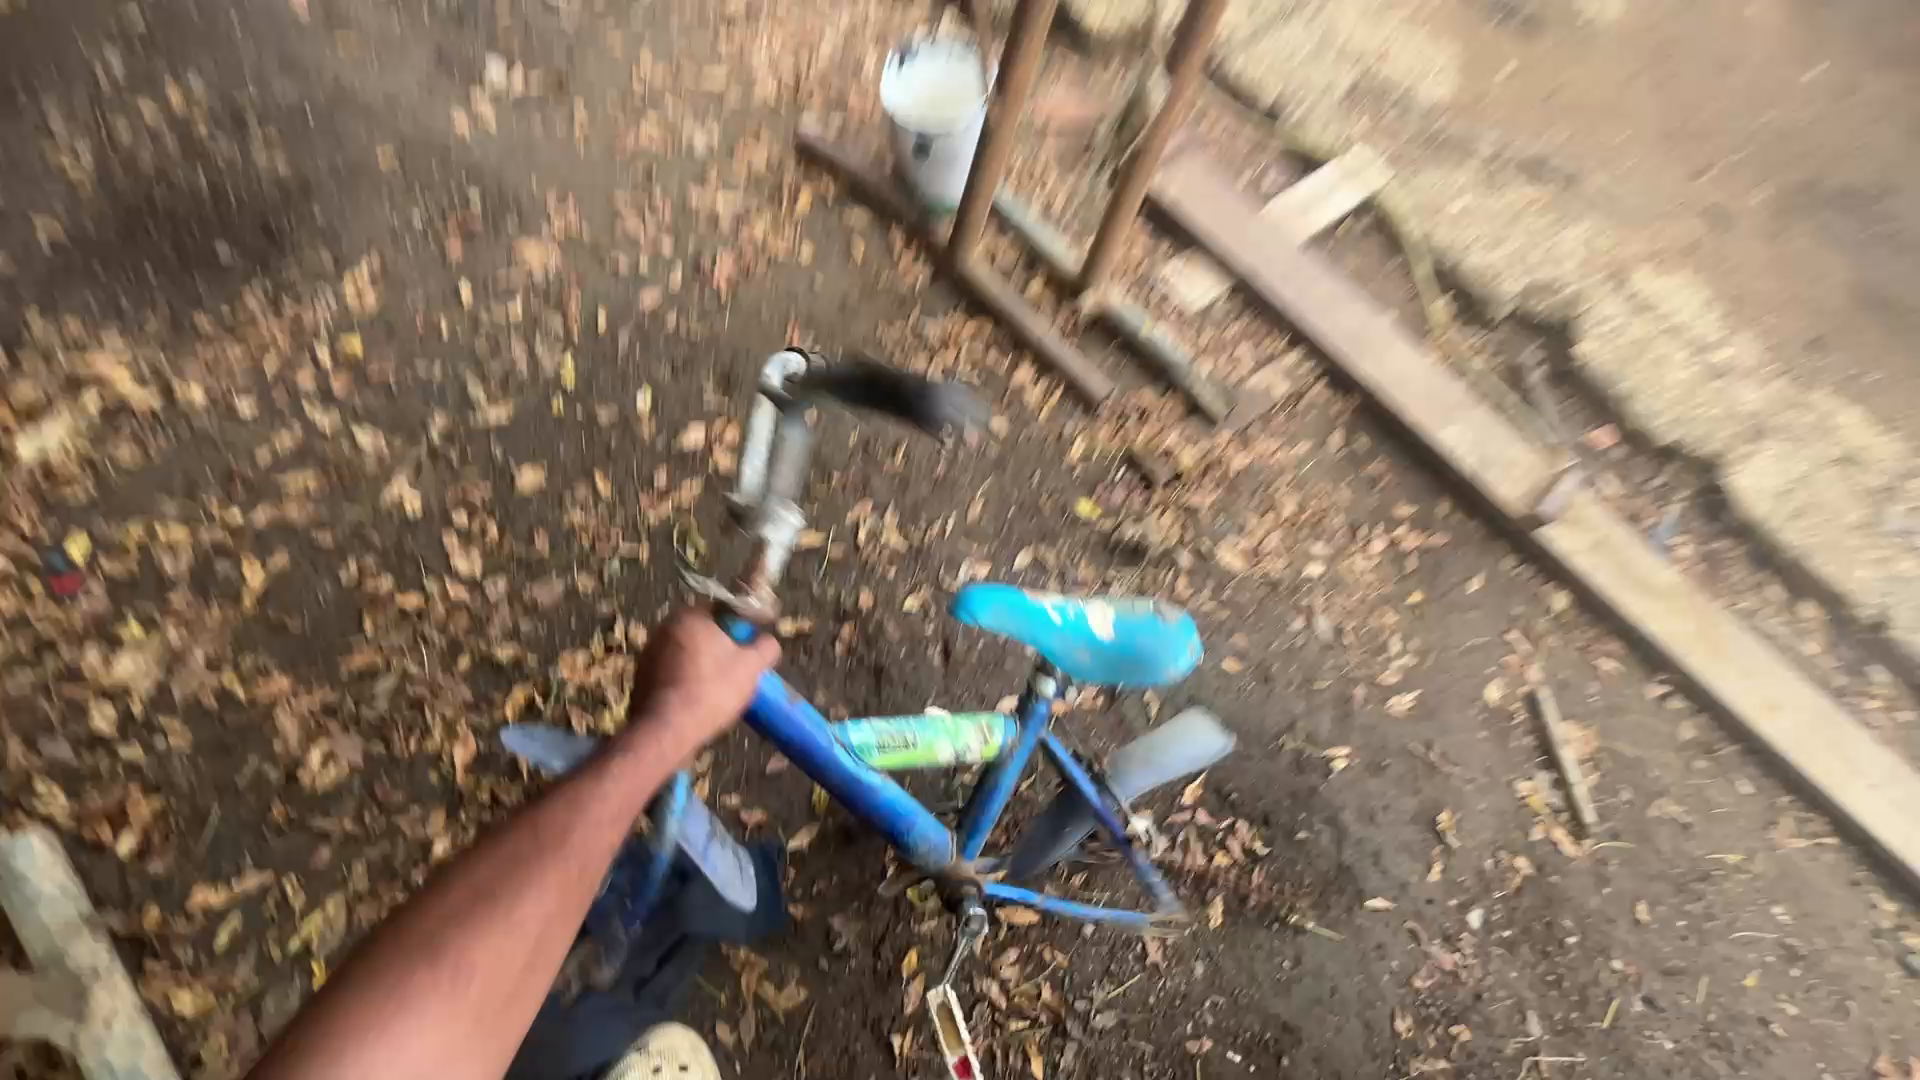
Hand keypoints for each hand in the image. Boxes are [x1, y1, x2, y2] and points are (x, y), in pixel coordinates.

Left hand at [623, 608, 779, 759]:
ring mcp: (648, 652)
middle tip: (739, 669)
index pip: (724, 610)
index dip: (743, 627)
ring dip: (704, 664)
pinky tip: (699, 699)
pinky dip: (687, 679)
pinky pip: (673, 671)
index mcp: (690, 616)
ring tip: (720, 689)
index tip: (751, 647)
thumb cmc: (712, 691)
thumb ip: (766, 647)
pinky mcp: (641, 676)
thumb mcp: (751, 667)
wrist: (667, 731)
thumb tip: (768, 642)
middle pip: (704, 631)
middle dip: (722, 647)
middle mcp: (664, 627)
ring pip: (688, 652)